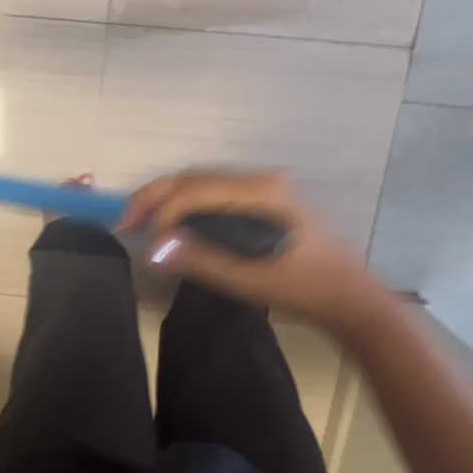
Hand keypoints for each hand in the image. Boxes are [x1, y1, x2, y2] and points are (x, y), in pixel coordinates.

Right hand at [120, 169, 384, 324]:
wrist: (347, 294)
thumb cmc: (301, 288)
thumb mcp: (246, 279)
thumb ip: (199, 259)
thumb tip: (153, 250)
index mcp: (260, 193)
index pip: (193, 190)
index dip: (162, 214)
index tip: (145, 244)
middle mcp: (260, 179)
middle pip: (193, 178)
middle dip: (155, 198)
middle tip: (125, 224)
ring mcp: (264, 186)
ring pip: (201, 183)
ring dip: (168, 200)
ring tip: (142, 224)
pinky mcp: (263, 198)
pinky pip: (214, 193)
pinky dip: (188, 205)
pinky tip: (174, 226)